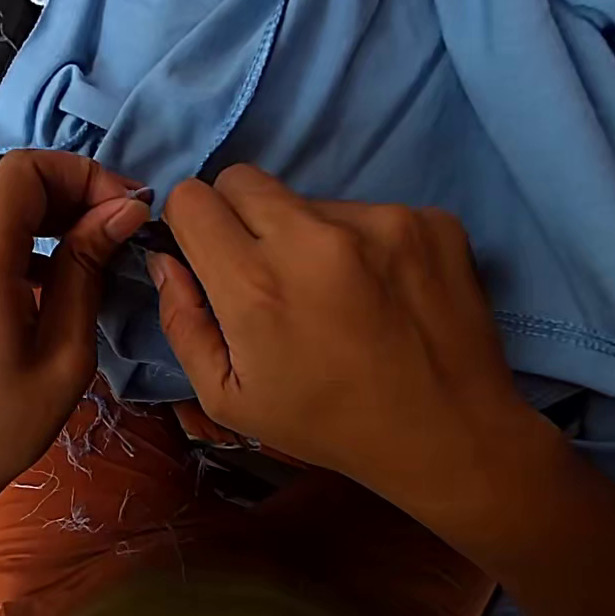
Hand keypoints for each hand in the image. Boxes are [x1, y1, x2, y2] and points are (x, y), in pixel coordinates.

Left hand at [0, 150, 150, 528]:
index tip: (123, 209)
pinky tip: (37, 278)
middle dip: (68, 195)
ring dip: (41, 218)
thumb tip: (124, 210)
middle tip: (113, 231)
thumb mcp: (64, 354)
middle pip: (7, 185)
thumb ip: (87, 269)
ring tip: (83, 254)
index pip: (25, 171)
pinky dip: (10, 239)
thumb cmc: (0, 426)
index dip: (81, 175)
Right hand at [150, 165, 551, 520]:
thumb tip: (167, 261)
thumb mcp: (225, 397)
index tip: (207, 256)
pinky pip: (361, 210)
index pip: (191, 198)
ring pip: (303, 199)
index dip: (189, 225)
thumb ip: (181, 322)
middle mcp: (313, 238)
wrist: (448, 436)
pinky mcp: (428, 219)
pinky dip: (355, 242)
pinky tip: (376, 290)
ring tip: (331, 292)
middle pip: (241, 180)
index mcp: (255, 285)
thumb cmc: (322, 423)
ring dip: (300, 234)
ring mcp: (379, 221)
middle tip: (263, 272)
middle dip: (235, 218)